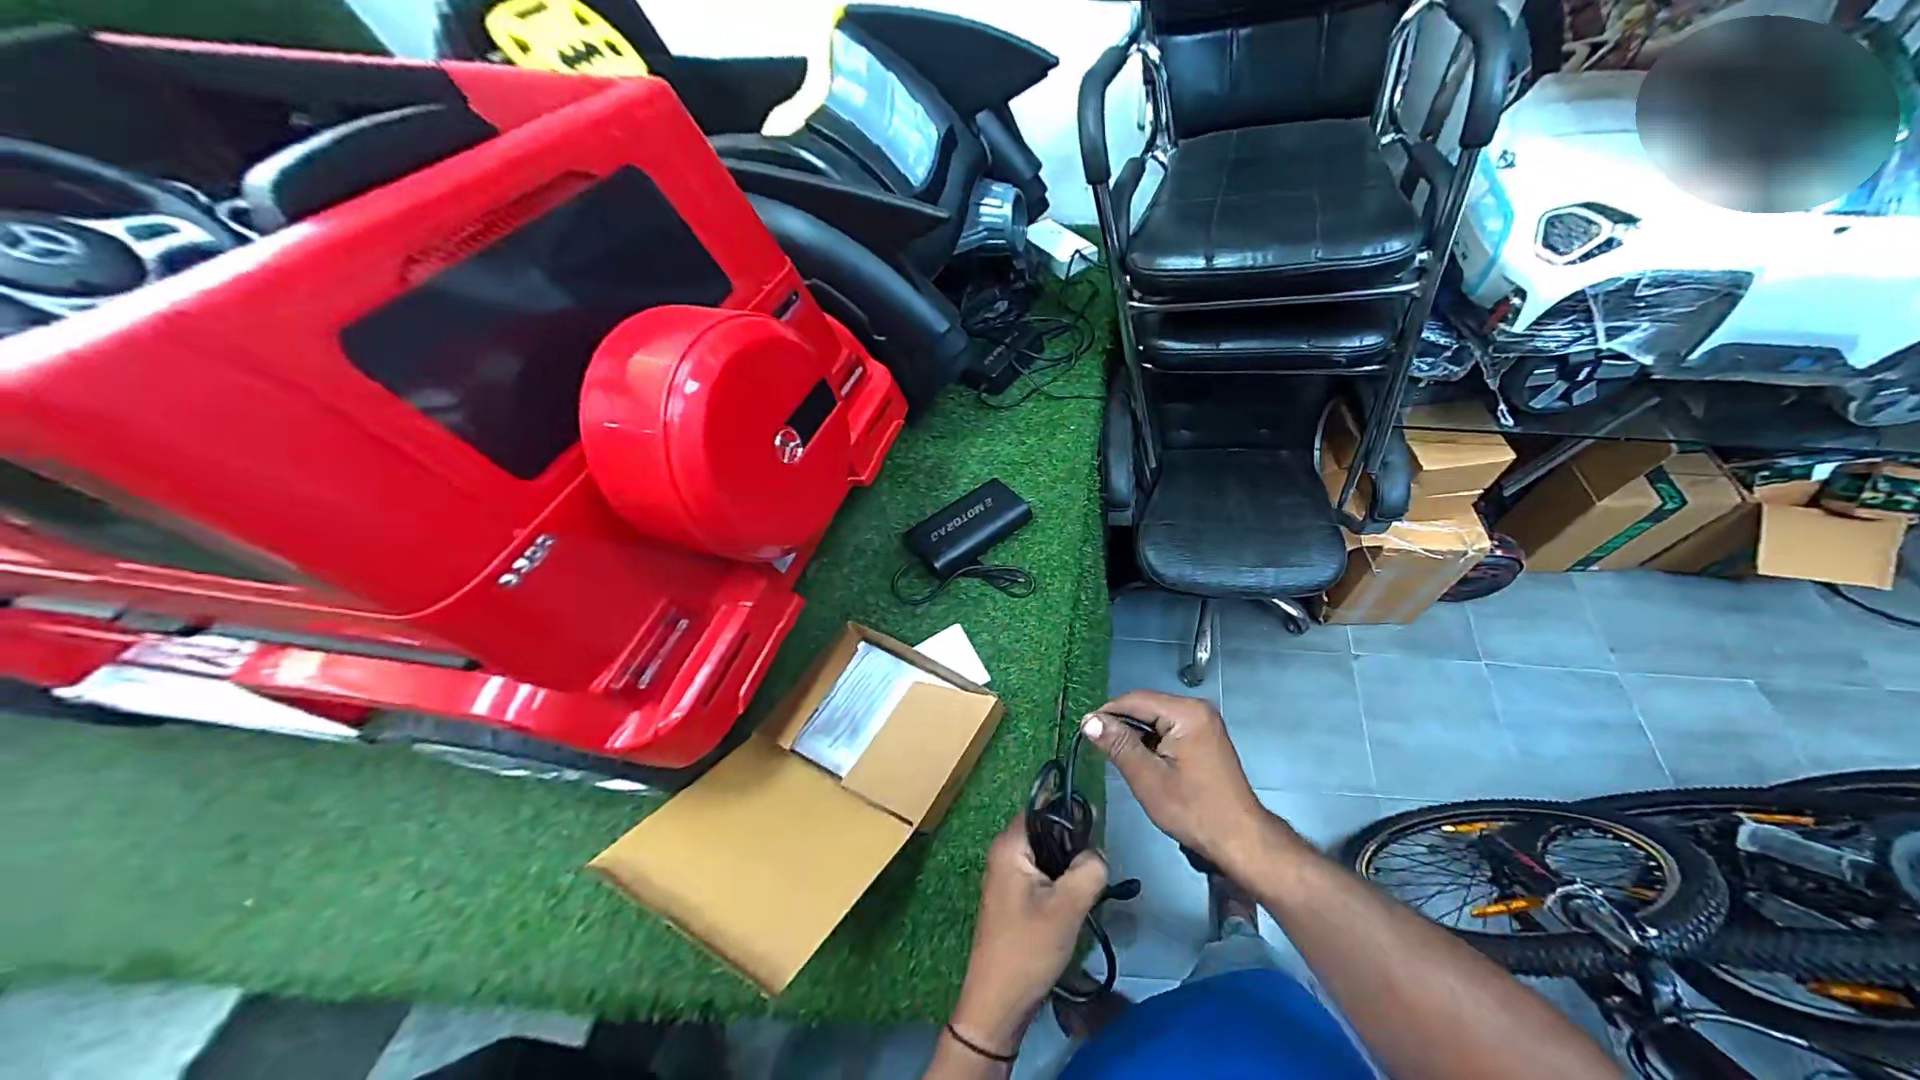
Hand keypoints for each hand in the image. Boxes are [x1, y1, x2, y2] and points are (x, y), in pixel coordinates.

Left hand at [949, 814, 1107, 1055]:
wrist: (999, 1002)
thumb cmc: (1029, 948)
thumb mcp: (1068, 906)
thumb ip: (1089, 869)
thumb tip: (1097, 853)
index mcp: (1009, 845)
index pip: (1043, 809)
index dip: (1071, 816)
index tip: (1098, 831)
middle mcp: (1004, 853)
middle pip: (1046, 832)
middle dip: (1073, 845)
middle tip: (1096, 867)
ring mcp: (1007, 876)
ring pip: (1047, 855)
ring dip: (1069, 867)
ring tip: (1088, 887)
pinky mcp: (1014, 897)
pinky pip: (1042, 875)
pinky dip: (1060, 883)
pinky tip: (1074, 903)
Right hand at [1082, 690, 1296, 876]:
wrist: (1239, 839)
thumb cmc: (1193, 810)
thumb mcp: (1148, 778)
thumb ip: (1118, 744)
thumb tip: (1089, 720)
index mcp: (1186, 712)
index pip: (1135, 700)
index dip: (1106, 713)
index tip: (1083, 731)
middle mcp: (1197, 708)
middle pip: (1146, 706)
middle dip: (1121, 724)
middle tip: (1098, 747)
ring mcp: (1204, 721)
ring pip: (1155, 717)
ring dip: (1135, 734)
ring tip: (1117, 756)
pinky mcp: (1205, 735)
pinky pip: (1168, 728)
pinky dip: (1151, 740)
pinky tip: (1142, 760)